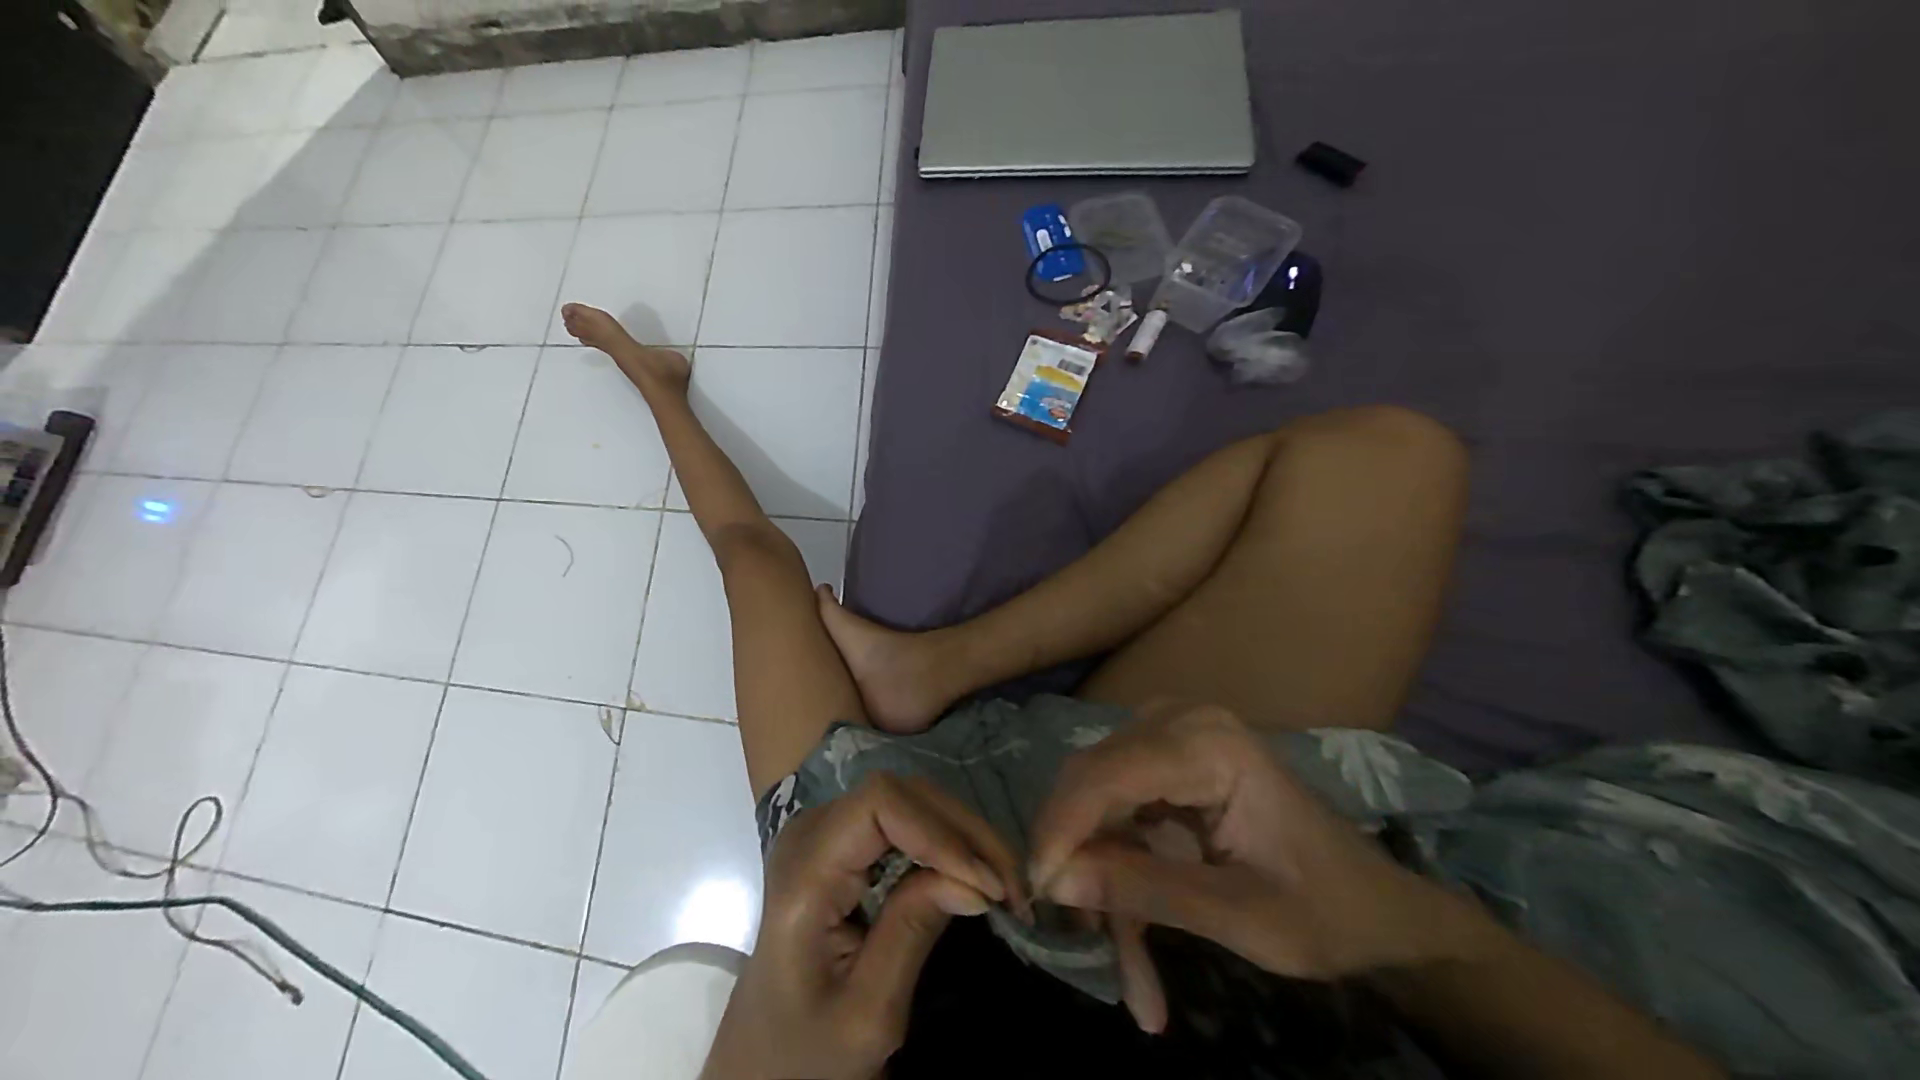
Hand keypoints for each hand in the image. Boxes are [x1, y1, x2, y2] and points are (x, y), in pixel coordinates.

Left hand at [703, 773, 1026, 1079]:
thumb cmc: (806, 1052)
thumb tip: (977, 878)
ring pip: (907, 801)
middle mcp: (809, 833)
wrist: (759, 1061)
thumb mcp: (865, 1013)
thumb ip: (913, 931)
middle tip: (1014, 885)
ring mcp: (823, 833)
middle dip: (964, 831)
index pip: (878, 803)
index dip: (940, 830)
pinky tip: (973, 873)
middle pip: (899, 794)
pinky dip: (944, 841)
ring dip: (961, 834)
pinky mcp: (840, 844)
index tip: (988, 883)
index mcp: (804, 873)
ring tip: (1003, 881)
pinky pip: (901, 821)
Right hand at [1028, 701, 1486, 1032]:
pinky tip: (1133, 941)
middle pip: (1092, 782)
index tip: (1038, 893)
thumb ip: (1146, 890)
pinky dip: (1120, 872)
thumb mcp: (1241, 917)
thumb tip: (1055, 880)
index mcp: (1210, 745)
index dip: (1063, 828)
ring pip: (1098, 802)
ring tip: (1127, 969)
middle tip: (1071, 931)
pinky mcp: (1169, 767)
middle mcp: (1181, 724)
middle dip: (1077, 857)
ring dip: (1100, 876)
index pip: (1107, 774)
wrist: (1381, 909)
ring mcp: (1173, 740)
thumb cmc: (1330, 912)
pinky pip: (1118, 813)